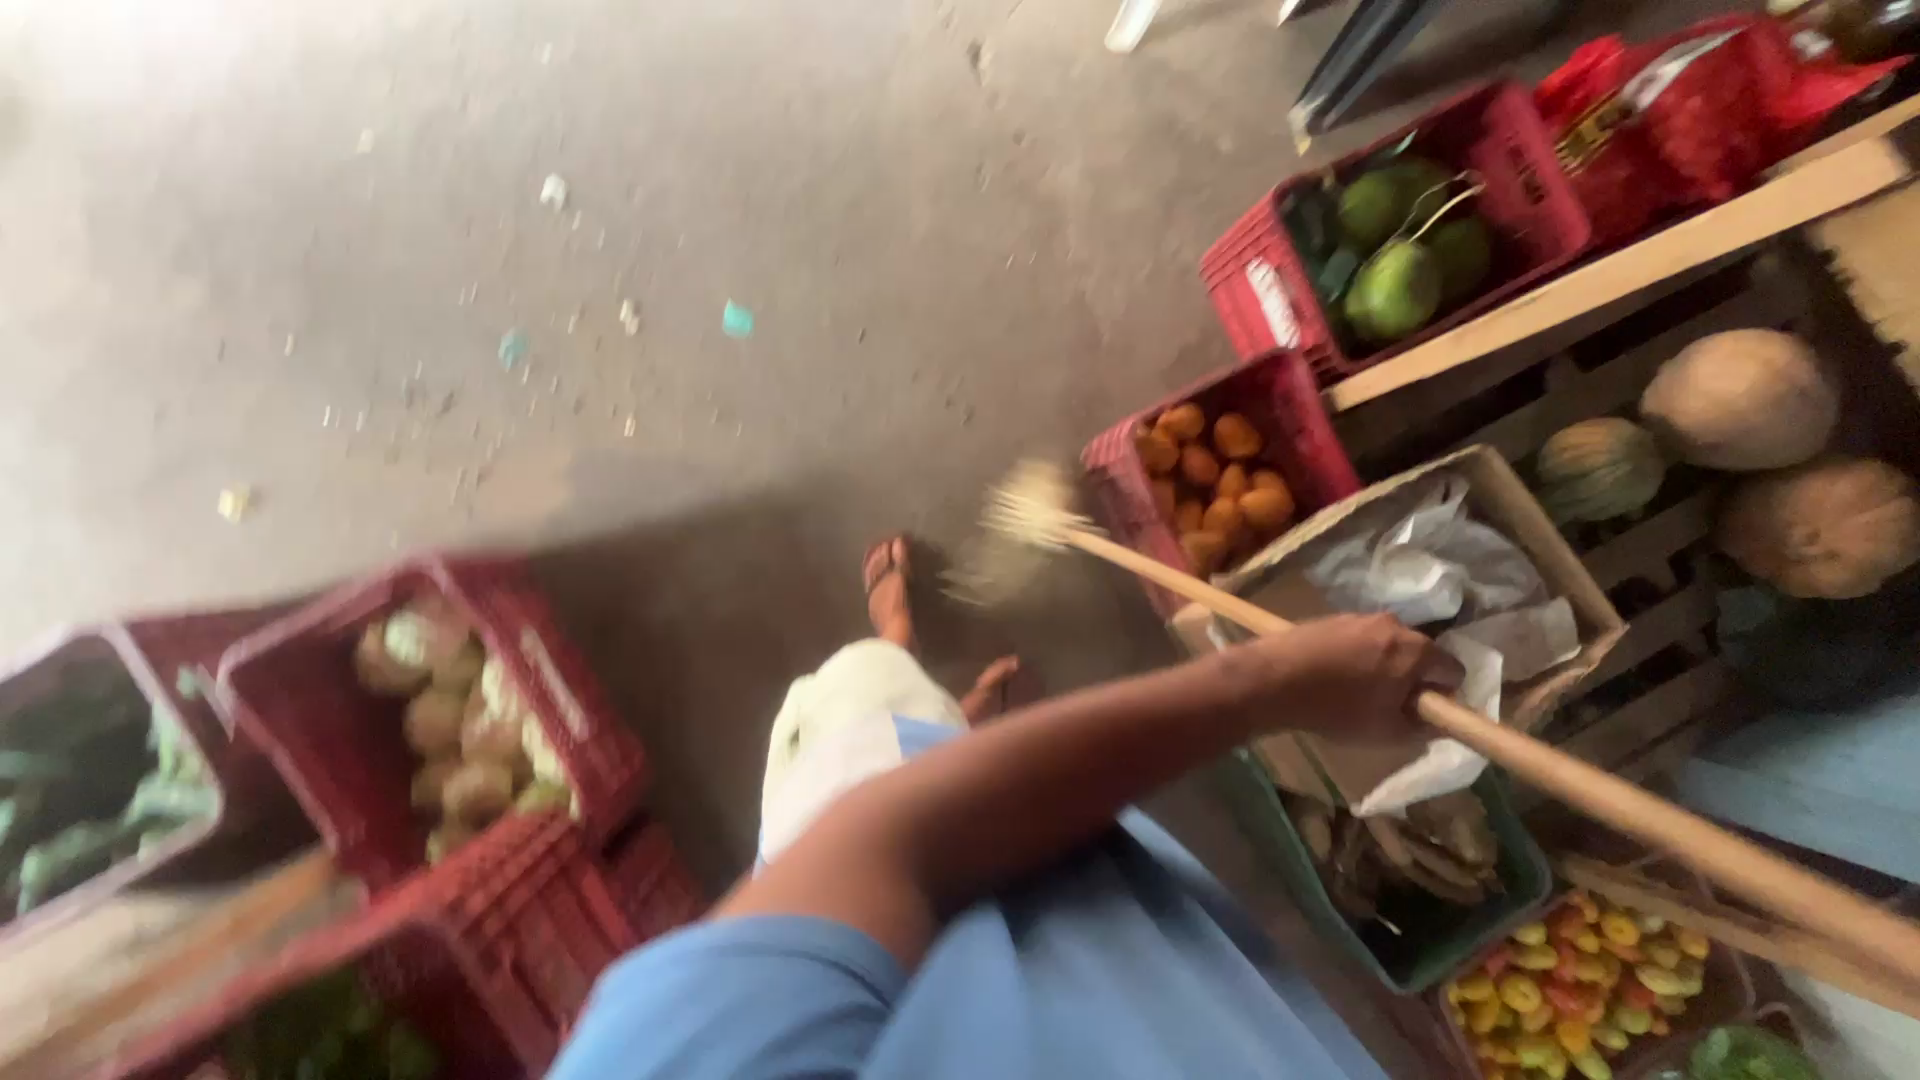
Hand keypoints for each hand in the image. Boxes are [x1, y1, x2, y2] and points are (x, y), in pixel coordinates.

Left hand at [1221, 613, 1463, 742]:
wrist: (1273, 677)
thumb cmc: (1337, 708)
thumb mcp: (1389, 731)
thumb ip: (1426, 727)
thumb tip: (1441, 721)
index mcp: (1416, 649)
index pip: (1454, 670)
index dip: (1443, 695)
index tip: (1420, 711)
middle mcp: (1393, 624)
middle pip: (1419, 653)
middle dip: (1411, 678)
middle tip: (1387, 704)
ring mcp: (1358, 617)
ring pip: (1385, 645)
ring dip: (1381, 665)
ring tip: (1353, 691)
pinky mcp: (1330, 618)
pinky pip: (1357, 639)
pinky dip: (1355, 656)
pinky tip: (1332, 675)